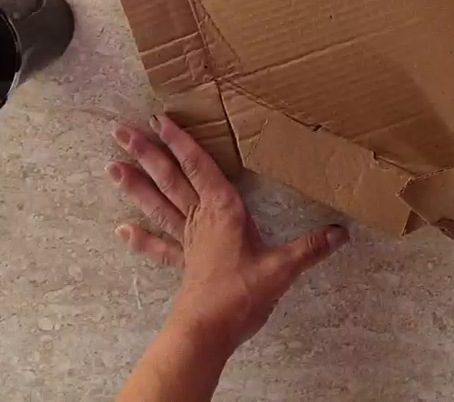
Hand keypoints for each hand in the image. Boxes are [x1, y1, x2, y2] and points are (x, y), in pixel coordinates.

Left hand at [108, 115, 348, 352]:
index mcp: (222, 209)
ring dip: (135, 185)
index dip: (181, 141)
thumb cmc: (241, 295)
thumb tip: (341, 232)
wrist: (207, 334)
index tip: (162, 118)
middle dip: (147, 153)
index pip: (199, 166)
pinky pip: (158, 247)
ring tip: (112, 166)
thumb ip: (310, 248)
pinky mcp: (183, 265)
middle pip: (170, 179)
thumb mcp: (281, 268)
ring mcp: (187, 241)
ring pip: (158, 205)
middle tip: (122, 131)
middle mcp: (200, 217)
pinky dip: (140, 238)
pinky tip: (120, 229)